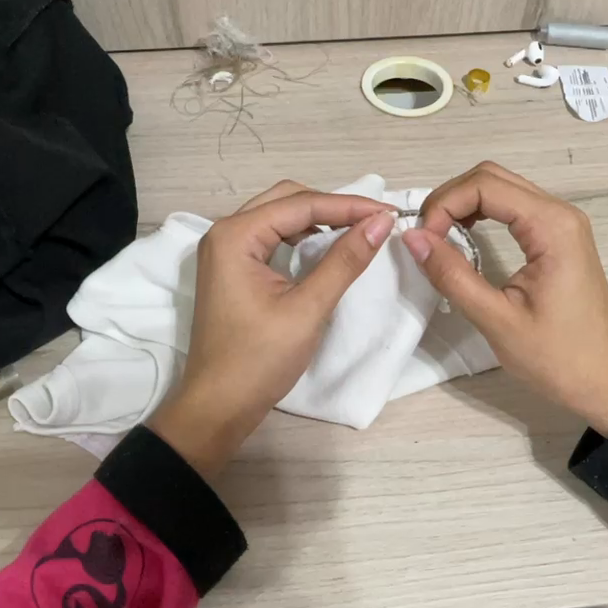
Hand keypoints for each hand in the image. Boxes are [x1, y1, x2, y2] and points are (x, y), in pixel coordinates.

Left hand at [148, 182, 396, 475]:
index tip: (389, 214)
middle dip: (333, 207)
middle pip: (287, 200)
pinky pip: (272, 238)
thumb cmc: (259, 360)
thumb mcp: (308, 309)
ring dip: (318, 220)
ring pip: (279, 217)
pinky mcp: (232, 269)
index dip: (348, 206)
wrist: (218, 406)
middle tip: (375, 221)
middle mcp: (225, 233)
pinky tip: (328, 249)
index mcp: (235, 236)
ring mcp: (225, 251)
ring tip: (358, 231)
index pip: (301, 205)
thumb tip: (380, 223)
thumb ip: (344, 261)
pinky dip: (302, 238)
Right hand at [402, 162, 607, 434]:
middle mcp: (559, 213)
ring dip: (463, 204)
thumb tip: (412, 237)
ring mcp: (561, 223)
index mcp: (551, 227)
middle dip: (450, 199)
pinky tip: (463, 238)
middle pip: (492, 177)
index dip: (444, 205)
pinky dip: (481, 214)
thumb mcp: (497, 320)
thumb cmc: (557, 357)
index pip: (485, 185)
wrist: (605, 382)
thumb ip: (452, 275)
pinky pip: (512, 208)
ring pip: (501, 188)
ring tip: (437, 238)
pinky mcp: (557, 237)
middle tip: (425, 237)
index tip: (422, 241)